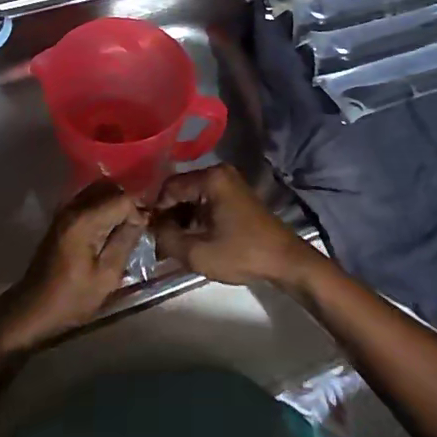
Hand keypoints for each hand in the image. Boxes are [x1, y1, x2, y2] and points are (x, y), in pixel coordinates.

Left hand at [0, 180, 147, 352]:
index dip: (137, 211)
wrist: (36, 305)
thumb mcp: (107, 276)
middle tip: (139, 227)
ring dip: (114, 204)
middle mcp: (71, 206)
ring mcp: (63, 209)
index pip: (120, 198)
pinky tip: (110, 230)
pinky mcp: (61, 217)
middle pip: (107, 188)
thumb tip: (141, 217)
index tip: (145, 230)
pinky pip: (87, 201)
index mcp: (83, 220)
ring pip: (97, 191)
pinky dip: (102, 208)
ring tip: (127, 229)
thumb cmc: (73, 297)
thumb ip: (125, 241)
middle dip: (126, 203)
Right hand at [151, 165, 323, 288]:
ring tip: (174, 241)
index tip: (149, 231)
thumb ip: (166, 238)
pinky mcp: (235, 195)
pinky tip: (192, 237)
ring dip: (181, 218)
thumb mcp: (197, 253)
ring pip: (191, 197)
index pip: (168, 188)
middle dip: (169, 215)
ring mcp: (229, 183)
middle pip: (179, 190)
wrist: (288, 264)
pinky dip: (195, 217)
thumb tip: (150, 228)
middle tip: (160, 238)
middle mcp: (218, 172)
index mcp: (210, 178)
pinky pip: (204, 201)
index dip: (156, 210)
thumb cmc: (243, 254)